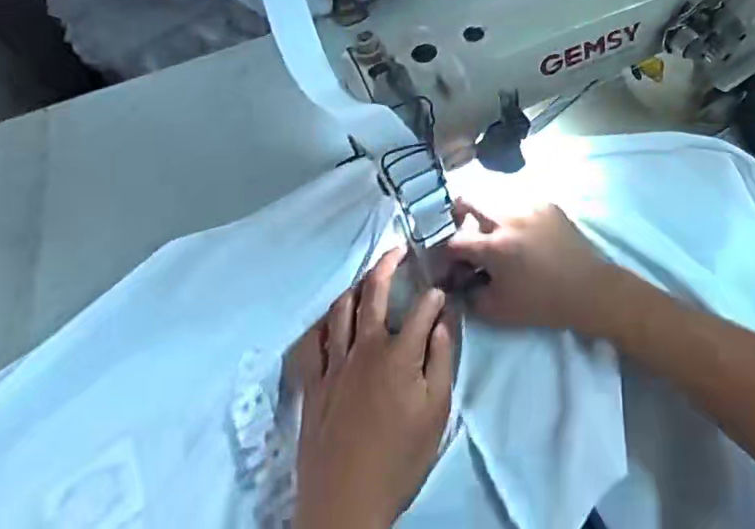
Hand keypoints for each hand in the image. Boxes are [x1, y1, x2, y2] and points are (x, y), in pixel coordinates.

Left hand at [292, 247, 454, 528]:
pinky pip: (311, 345)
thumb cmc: (401, 459)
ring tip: (367, 277)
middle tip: (398, 250)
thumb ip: (441, 360)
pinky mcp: (312, 387)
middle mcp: (364, 350)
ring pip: (340, 312)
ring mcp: (334, 366)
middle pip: (374, 295)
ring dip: (356, 287)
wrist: (345, 506)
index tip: (443, 292)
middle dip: (388, 266)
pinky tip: (329, 319)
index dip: (435, 296)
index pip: (421, 309)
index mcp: (399, 355)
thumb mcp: (437, 411)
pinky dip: (321, 325)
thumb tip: (443, 322)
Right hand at [441, 196, 621, 338]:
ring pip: (495, 199)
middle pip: (468, 200)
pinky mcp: (548, 205)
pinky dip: (513, 216)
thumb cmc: (540, 303)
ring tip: (495, 235)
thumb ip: (468, 294)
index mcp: (495, 245)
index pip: (453, 240)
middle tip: (465, 234)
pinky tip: (522, 234)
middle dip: (459, 216)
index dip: (446, 254)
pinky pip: (520, 203)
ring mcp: (531, 207)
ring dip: (487, 215)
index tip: (450, 263)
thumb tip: (456, 281)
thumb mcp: (496, 309)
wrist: (587, 288)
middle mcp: (510, 218)